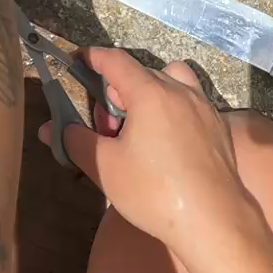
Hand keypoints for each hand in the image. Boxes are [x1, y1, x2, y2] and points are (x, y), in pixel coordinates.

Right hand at [49, 48, 263, 254]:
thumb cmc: (152, 190)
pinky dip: (174, 106)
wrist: (211, 215)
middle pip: (144, 74)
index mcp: (151, 93)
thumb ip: (77, 141)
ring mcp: (205, 106)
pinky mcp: (219, 125)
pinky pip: (192, 101)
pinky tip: (167, 140)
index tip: (80, 59)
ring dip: (152, 91)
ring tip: (139, 125)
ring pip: (174, 81)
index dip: (96, 57)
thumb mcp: (105, 166)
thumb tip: (53, 128)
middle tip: (106, 124)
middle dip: (120, 89)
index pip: (118, 61)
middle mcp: (181, 91)